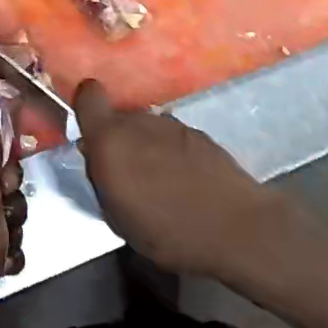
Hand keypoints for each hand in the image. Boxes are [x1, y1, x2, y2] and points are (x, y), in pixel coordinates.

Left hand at [0, 124, 24, 327]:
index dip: (3, 169)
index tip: (7, 182)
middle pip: (3, 189)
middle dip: (13, 204)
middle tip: (3, 215)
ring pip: (10, 219)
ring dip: (13, 233)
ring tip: (1, 246)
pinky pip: (10, 247)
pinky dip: (10, 257)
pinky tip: (1, 266)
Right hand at [74, 79, 294, 279]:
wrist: (240, 232)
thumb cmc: (168, 231)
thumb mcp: (117, 216)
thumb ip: (100, 179)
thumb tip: (97, 158)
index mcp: (109, 138)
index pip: (89, 95)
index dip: (87, 105)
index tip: (91, 130)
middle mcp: (138, 122)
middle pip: (119, 118)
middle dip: (119, 139)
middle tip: (128, 173)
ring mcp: (173, 126)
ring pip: (147, 129)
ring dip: (147, 147)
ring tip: (162, 182)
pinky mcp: (202, 136)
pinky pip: (175, 139)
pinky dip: (175, 155)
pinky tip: (188, 184)